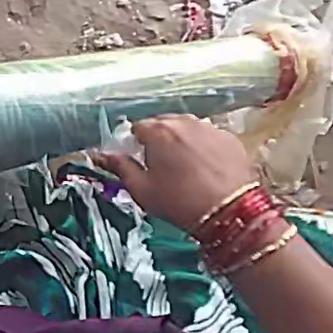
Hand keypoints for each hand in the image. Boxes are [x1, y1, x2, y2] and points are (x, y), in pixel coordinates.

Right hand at [93, 115, 257, 231]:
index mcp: (158, 131)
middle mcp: (184, 122)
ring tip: (186, 166)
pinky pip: (210, 136)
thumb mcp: (142, 189)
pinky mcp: (229, 138)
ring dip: (183, 140)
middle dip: (160, 139)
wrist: (228, 211)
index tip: (141, 161)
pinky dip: (205, 146)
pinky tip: (207, 167)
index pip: (138, 127)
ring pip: (189, 128)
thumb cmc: (179, 201)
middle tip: (163, 166)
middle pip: (164, 123)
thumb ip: (121, 167)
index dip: (137, 143)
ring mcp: (210, 127)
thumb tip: (102, 155)